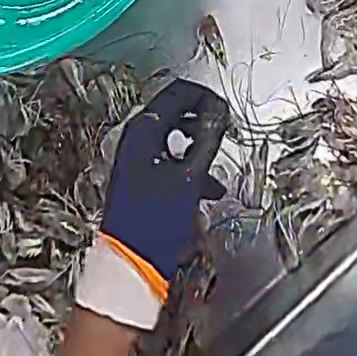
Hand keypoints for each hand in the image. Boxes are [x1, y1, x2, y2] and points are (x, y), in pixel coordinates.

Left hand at [101, 79, 228, 282]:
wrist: (131, 264)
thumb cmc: (155, 220)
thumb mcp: (190, 175)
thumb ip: (208, 138)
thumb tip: (219, 112)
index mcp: (144, 129)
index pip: (179, 92)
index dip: (206, 97)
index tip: (225, 110)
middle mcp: (136, 136)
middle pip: (176, 109)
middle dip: (203, 117)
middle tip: (223, 126)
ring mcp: (136, 154)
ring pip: (173, 132)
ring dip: (197, 139)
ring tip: (215, 154)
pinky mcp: (140, 172)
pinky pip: (168, 152)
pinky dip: (187, 159)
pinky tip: (204, 181)